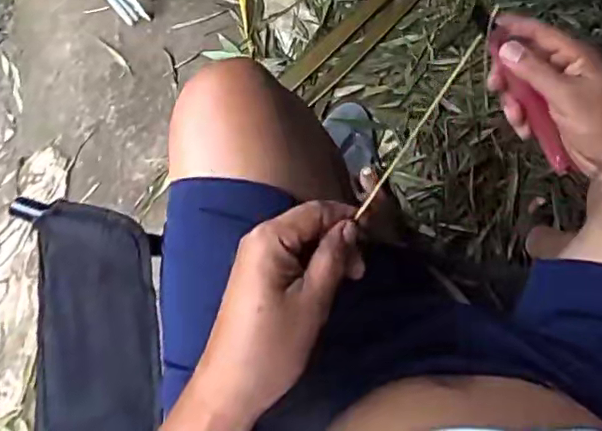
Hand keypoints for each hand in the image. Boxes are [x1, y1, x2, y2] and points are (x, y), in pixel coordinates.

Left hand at [178, 200, 363, 428]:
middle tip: (359, 271)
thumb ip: (332, 256)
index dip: (347, 217)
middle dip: (338, 239)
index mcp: (269, 236)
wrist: (228, 392)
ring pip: (302, 240)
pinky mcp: (256, 274)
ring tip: (347, 280)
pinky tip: (325, 284)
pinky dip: (312, 264)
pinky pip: (291, 255)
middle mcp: (259, 237)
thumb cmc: (272, 346)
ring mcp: (255, 255)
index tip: (373, 237)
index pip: (316, 209)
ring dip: (327, 254)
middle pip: (309, 223)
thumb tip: (351, 225)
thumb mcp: (311, 301)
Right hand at [487, 14, 601, 188]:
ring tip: (516, 116)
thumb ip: (533, 70)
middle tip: (494, 84)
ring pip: (522, 84)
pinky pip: (528, 105)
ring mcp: (558, 91)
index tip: (490, 26)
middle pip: (525, 59)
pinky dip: (522, 115)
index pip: (540, 33)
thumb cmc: (600, 125)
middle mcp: (564, 69)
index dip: (515, 27)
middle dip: (508, 72)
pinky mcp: (553, 112)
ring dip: (514, 99)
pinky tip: (525, 130)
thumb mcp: (565, 96)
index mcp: (574, 56)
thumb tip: (505, 46)